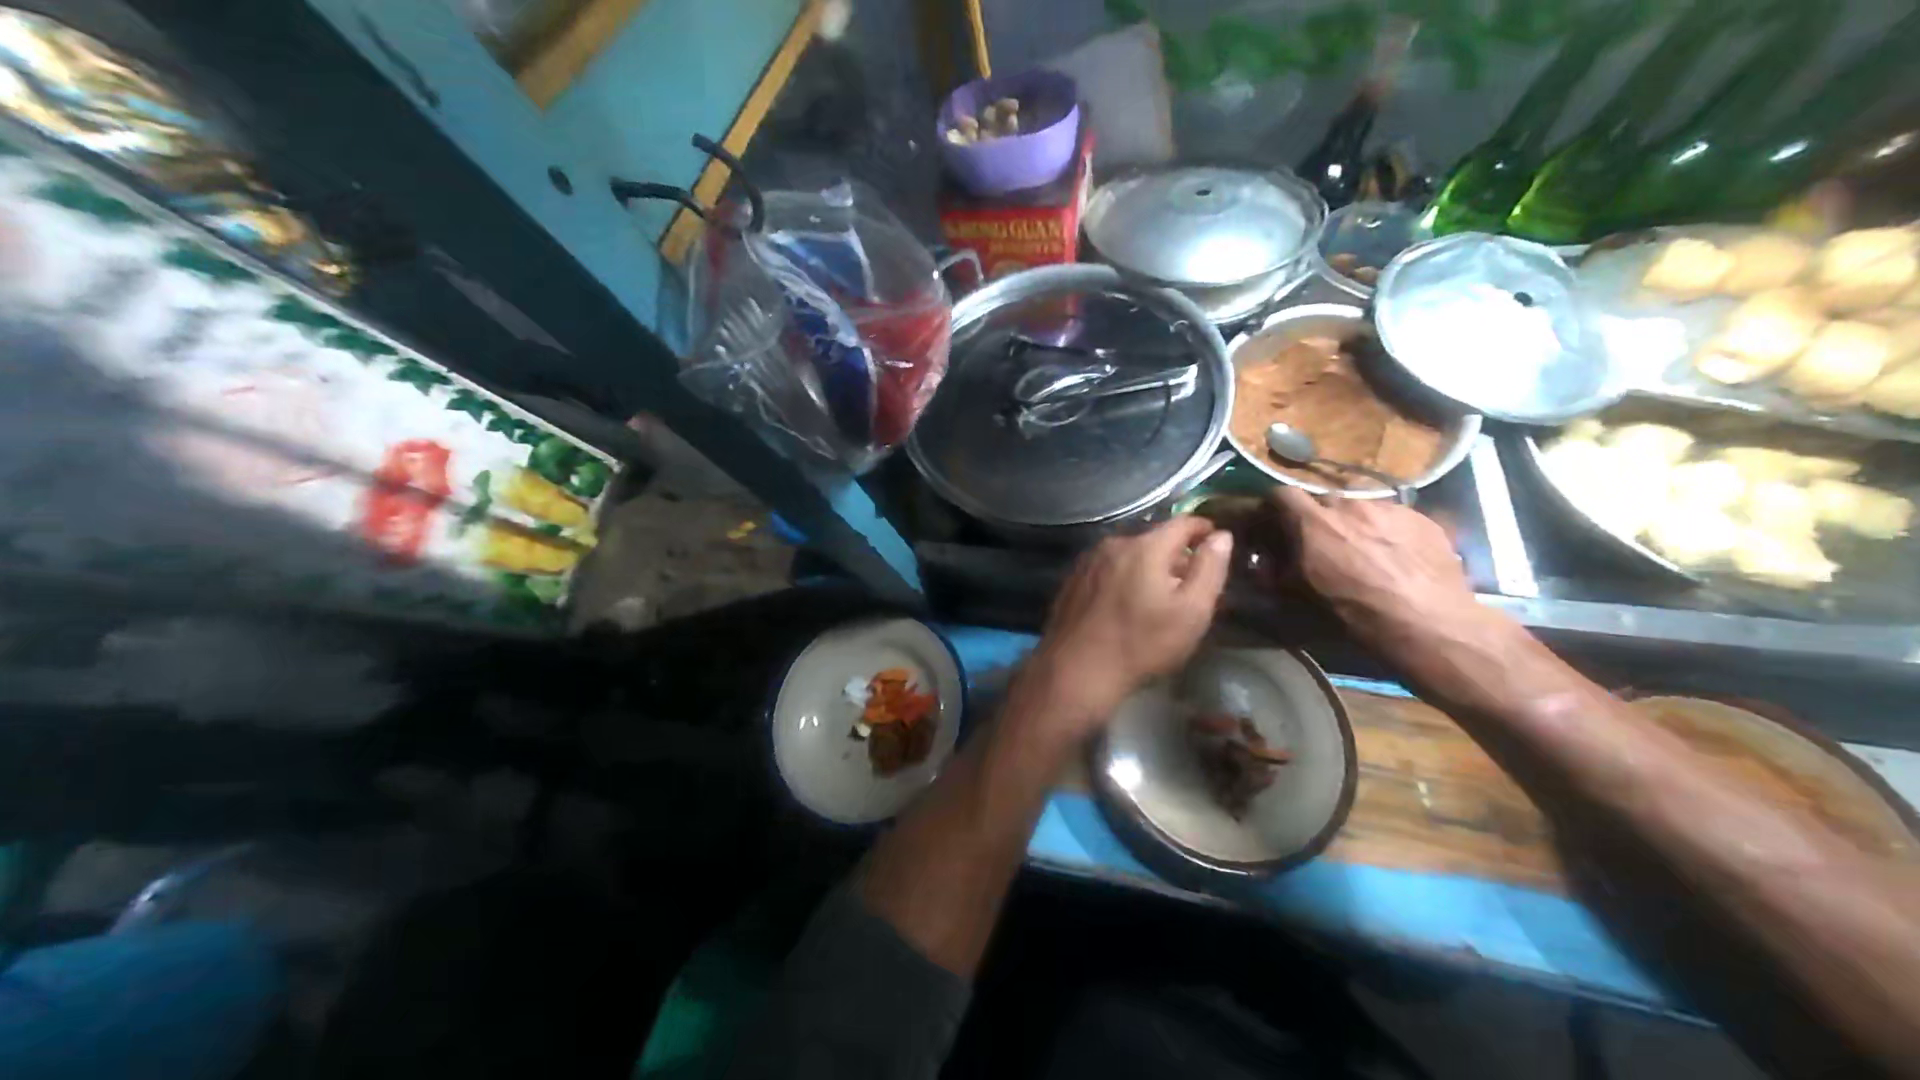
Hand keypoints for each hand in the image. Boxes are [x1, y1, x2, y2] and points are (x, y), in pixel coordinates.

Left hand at [1020, 517, 1233, 738]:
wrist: (1078, 669)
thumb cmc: (1142, 643)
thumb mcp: (1192, 611)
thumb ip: (1210, 568)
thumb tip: (1221, 536)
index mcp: (1146, 546)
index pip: (1183, 522)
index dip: (1204, 529)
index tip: (1215, 542)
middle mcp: (1114, 544)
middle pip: (1154, 538)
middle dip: (1175, 554)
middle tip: (1189, 580)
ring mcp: (1089, 560)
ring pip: (1129, 553)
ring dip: (1147, 566)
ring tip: (1158, 594)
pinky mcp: (1073, 578)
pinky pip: (1108, 568)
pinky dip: (1123, 576)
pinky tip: (1125, 602)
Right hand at [1266, 487, 1482, 650]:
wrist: (1426, 622)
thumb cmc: (1356, 611)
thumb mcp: (1302, 595)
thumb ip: (1280, 572)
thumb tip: (1266, 566)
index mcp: (1315, 522)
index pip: (1283, 494)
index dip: (1278, 506)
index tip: (1279, 521)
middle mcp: (1350, 505)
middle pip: (1327, 501)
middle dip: (1322, 518)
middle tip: (1328, 544)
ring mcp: (1390, 508)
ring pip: (1364, 508)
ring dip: (1358, 524)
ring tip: (1370, 551)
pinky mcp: (1423, 519)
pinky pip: (1397, 518)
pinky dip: (1390, 531)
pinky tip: (1400, 556)